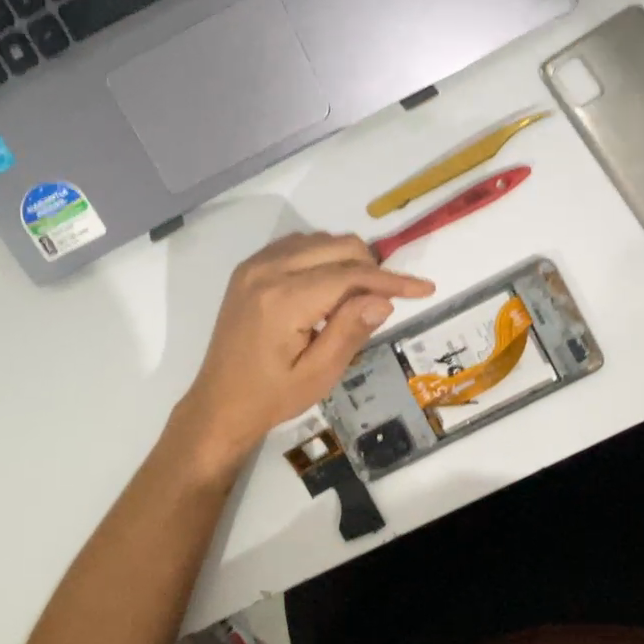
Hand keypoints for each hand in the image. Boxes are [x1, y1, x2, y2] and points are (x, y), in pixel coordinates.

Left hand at [174, 233, 433, 473]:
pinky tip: (329, 287)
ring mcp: (254, 266)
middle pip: (337, 246)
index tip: (424, 288)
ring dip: (347, 260)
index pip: (350, 274)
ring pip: (318, 241)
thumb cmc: (271, 397)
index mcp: (284, 301)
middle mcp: (267, 271)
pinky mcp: (248, 269)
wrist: (220, 402)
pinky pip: (296, 246)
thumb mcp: (318, 375)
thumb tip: (383, 299)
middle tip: (387, 299)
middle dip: (371, 267)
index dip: (391, 280)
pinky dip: (322, 257)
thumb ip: (350, 331)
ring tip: (359, 297)